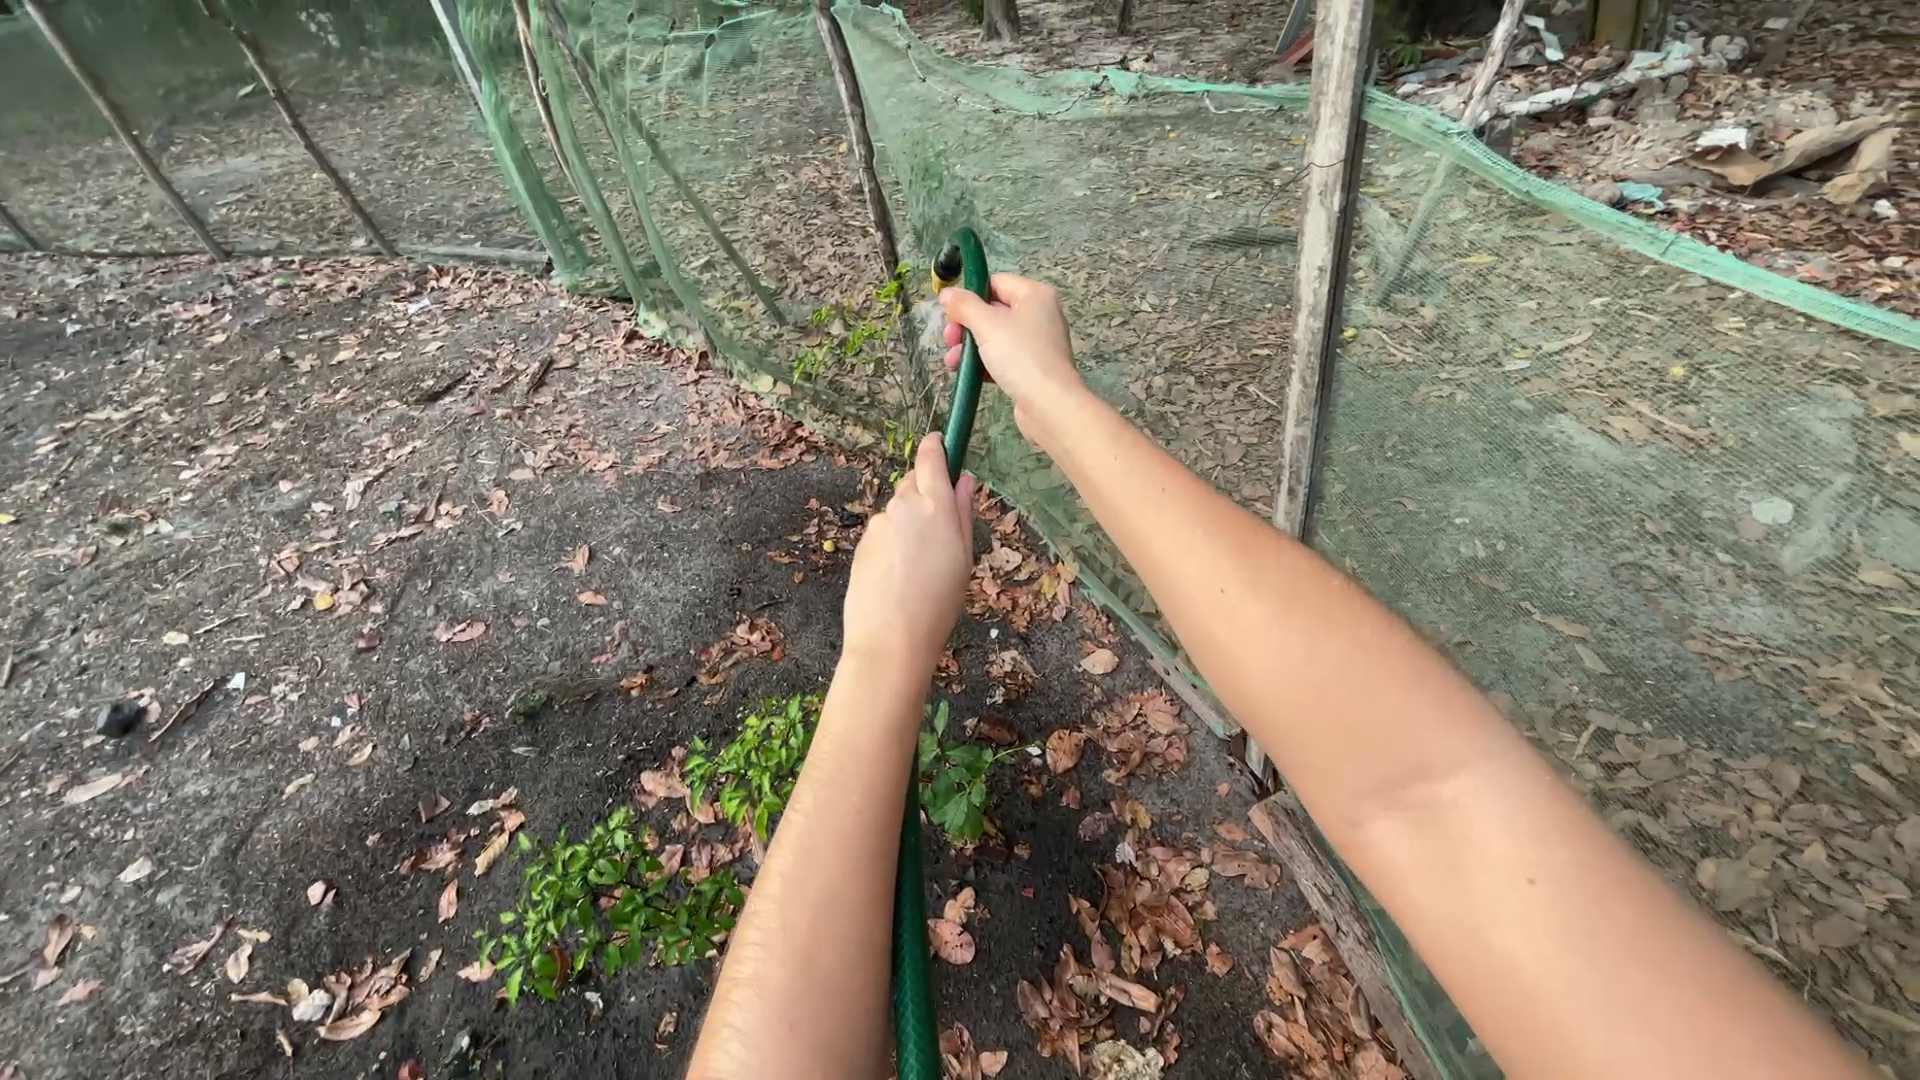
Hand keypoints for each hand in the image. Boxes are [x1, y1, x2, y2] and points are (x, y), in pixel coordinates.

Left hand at [842, 435, 975, 674]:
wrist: (891, 638)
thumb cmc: (939, 602)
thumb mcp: (964, 558)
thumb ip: (964, 513)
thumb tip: (965, 479)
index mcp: (936, 506)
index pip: (931, 458)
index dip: (935, 446)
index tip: (939, 441)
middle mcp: (904, 505)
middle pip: (913, 483)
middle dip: (925, 494)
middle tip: (940, 532)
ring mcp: (880, 523)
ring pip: (897, 510)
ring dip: (908, 523)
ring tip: (919, 564)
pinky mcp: (863, 542)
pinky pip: (883, 531)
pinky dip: (892, 542)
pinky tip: (898, 573)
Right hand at [940, 274, 1090, 447]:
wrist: (1048, 405)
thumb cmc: (1020, 357)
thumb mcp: (987, 325)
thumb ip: (965, 306)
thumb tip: (947, 293)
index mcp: (1034, 295)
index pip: (996, 283)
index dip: (971, 296)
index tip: (951, 314)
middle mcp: (1039, 315)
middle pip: (993, 311)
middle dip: (966, 326)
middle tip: (949, 340)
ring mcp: (1036, 343)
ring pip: (995, 337)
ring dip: (969, 347)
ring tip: (952, 362)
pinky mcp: (1032, 368)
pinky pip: (1003, 358)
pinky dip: (984, 363)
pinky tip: (967, 373)